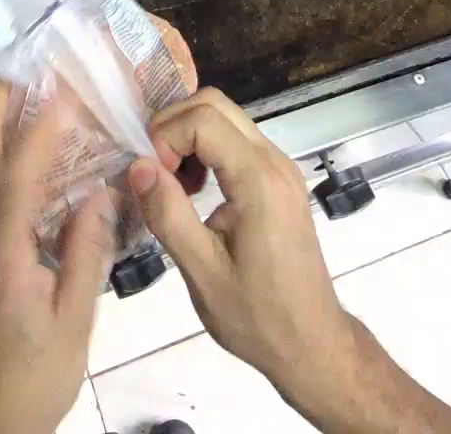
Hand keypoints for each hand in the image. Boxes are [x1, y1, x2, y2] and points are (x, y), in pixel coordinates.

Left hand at [0, 82, 112, 433]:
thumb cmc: (28, 384)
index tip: (59, 88)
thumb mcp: (71, 325)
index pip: (18, 175)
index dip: (39, 127)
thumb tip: (99, 194)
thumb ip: (84, 254)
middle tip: (14, 69)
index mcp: (0, 255)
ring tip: (16, 100)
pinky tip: (18, 164)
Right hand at [126, 89, 450, 433]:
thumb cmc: (258, 315)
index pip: (202, 119)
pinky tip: (193, 190)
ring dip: (188, 136)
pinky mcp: (278, 179)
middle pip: (215, 104)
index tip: (150, 177)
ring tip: (170, 182)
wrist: (313, 345)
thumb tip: (137, 165)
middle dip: (173, 126)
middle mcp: (274, 161)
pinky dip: (206, 148)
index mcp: (259, 179)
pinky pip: (236, 140)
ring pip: (225, 117)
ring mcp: (280, 167)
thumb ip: (168, 214)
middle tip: (152, 169)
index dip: (166, 137)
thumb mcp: (203, 272)